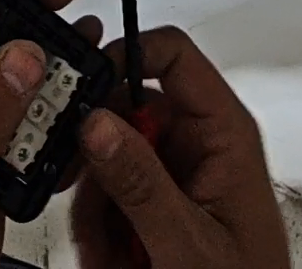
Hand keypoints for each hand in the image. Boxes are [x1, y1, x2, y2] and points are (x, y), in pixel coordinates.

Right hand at [70, 26, 289, 268]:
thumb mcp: (189, 244)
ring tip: (102, 245)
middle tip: (78, 188)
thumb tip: (97, 122)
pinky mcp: (156, 195)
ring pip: (108, 148)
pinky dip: (97, 219)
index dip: (128, 54)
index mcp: (223, 131)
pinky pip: (108, 184)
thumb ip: (141, 183)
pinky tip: (107, 254)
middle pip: (126, 103)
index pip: (173, 54)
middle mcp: (197, 139)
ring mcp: (174, 167)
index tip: (86, 87)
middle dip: (96, 152)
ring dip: (94, 198)